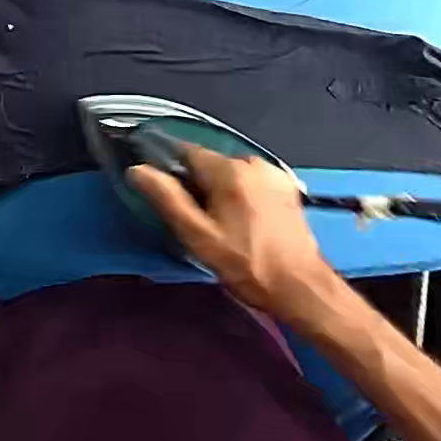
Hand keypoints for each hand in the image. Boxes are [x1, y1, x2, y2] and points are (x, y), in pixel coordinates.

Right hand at [128, 146, 340, 318]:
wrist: (302, 289)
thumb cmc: (246, 266)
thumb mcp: (199, 237)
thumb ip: (168, 199)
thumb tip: (138, 169)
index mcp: (229, 170)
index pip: (187, 151)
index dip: (170, 165)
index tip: (162, 184)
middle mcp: (251, 161)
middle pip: (210, 162)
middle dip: (197, 181)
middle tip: (194, 216)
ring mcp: (272, 172)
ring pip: (230, 171)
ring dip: (219, 187)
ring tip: (218, 220)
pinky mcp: (285, 185)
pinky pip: (250, 179)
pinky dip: (240, 191)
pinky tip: (242, 218)